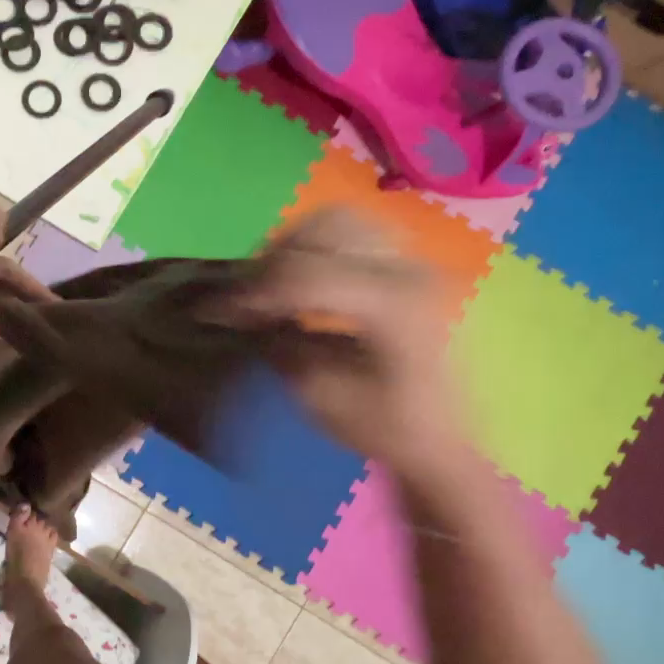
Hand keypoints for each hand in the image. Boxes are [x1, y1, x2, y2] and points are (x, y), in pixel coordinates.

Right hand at [232, 209, 472, 473]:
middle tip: (246, 295)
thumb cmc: (388, 427)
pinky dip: (319, 249)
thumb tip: (246, 318)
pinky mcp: (410, 269)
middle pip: (326, 226)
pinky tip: (302, 285)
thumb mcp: (322, 397)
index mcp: (392, 304)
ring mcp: (415, 264)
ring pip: (342, 220)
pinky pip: (356, 235)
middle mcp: (408, 269)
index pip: (304, 275)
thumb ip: (282, 347)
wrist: (451, 442)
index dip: (250, 292)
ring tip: (271, 286)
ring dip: (295, 247)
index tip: (213, 314)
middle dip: (273, 257)